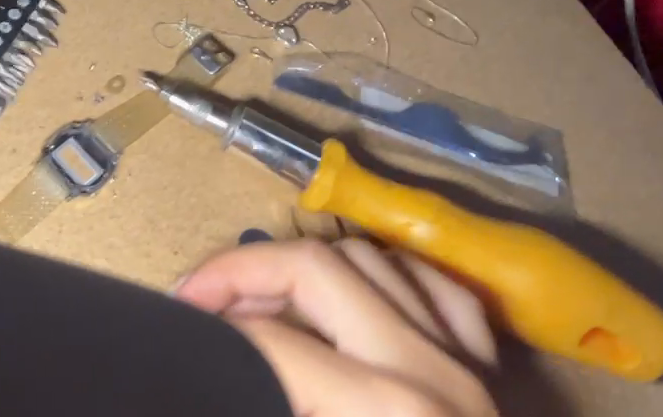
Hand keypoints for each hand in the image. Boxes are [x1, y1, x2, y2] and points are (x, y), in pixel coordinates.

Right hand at [175, 237, 498, 416]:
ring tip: (256, 298)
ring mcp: (469, 372)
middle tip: (194, 298)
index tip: (172, 323)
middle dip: (238, 271)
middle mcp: (431, 375)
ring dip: (301, 267)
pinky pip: (432, 292)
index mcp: (384, 411)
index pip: (266, 338)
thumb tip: (217, 354)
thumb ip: (263, 393)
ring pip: (368, 260)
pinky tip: (346, 300)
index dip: (206, 323)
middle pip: (313, 267)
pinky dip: (382, 279)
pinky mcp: (490, 382)